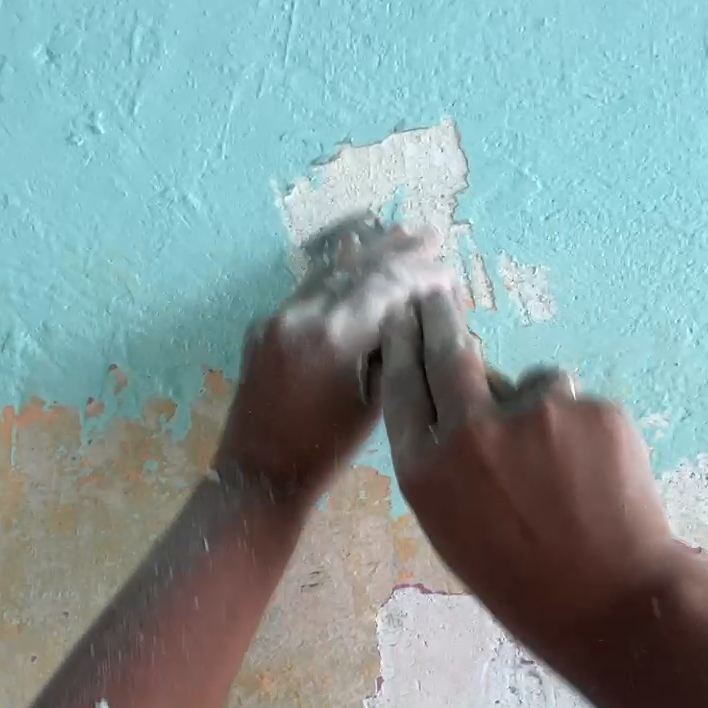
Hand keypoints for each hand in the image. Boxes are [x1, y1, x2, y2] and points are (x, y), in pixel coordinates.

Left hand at [213, 218, 453, 499]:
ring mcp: (275, 318)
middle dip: (396, 251)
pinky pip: (305, 291)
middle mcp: (300, 315)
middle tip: (430, 234)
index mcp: (332, 337)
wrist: (259, 475)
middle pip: (357, 269)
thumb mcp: (374, 404)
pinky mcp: (263, 327)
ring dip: (364, 254)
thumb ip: (394, 351)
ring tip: (397, 233)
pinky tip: (352, 257)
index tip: (449, 270)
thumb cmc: (326, 451)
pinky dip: (334, 274)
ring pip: (327, 273)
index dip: (420, 274)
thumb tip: (417, 314)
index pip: (386, 286)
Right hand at [379, 291, 678, 652]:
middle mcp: (469, 432)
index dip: (401, 346)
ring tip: (559, 464)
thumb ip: (442, 458)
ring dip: (535, 404)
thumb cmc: (517, 576)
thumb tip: (460, 398)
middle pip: (447, 352)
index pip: (403, 386)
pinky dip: (578, 426)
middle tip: (436, 295)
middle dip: (437, 317)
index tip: (402, 316)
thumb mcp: (450, 523)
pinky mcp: (590, 409)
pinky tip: (590, 472)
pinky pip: (573, 402)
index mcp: (425, 470)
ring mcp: (534, 415)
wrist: (609, 601)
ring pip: (528, 381)